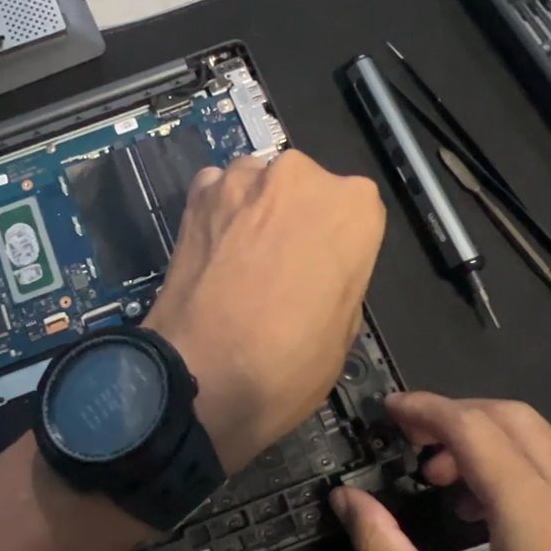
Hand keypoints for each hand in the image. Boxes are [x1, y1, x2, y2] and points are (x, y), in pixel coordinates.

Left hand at [145, 151, 383, 474]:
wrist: (201, 374)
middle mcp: (300, 176)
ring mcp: (243, 179)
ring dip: (254, 213)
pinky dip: (217, 216)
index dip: (336, 244)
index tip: (321, 272)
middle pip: (304, 189)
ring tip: (240, 264)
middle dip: (294, 220)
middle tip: (279, 268)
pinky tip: (213, 254)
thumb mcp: (345, 327)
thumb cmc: (289, 361)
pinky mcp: (196, 194)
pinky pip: (217, 194)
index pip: (354, 212)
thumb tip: (317, 269)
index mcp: (353, 206)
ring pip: (258, 187)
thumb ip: (338, 275)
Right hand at [331, 393, 550, 550]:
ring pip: (547, 446)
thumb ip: (383, 547)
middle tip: (407, 441)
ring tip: (438, 478)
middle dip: (457, 417)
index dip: (429, 410)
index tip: (388, 411)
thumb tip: (345, 497)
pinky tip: (482, 508)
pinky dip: (518, 471)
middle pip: (519, 423)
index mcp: (545, 530)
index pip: (480, 431)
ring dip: (488, 443)